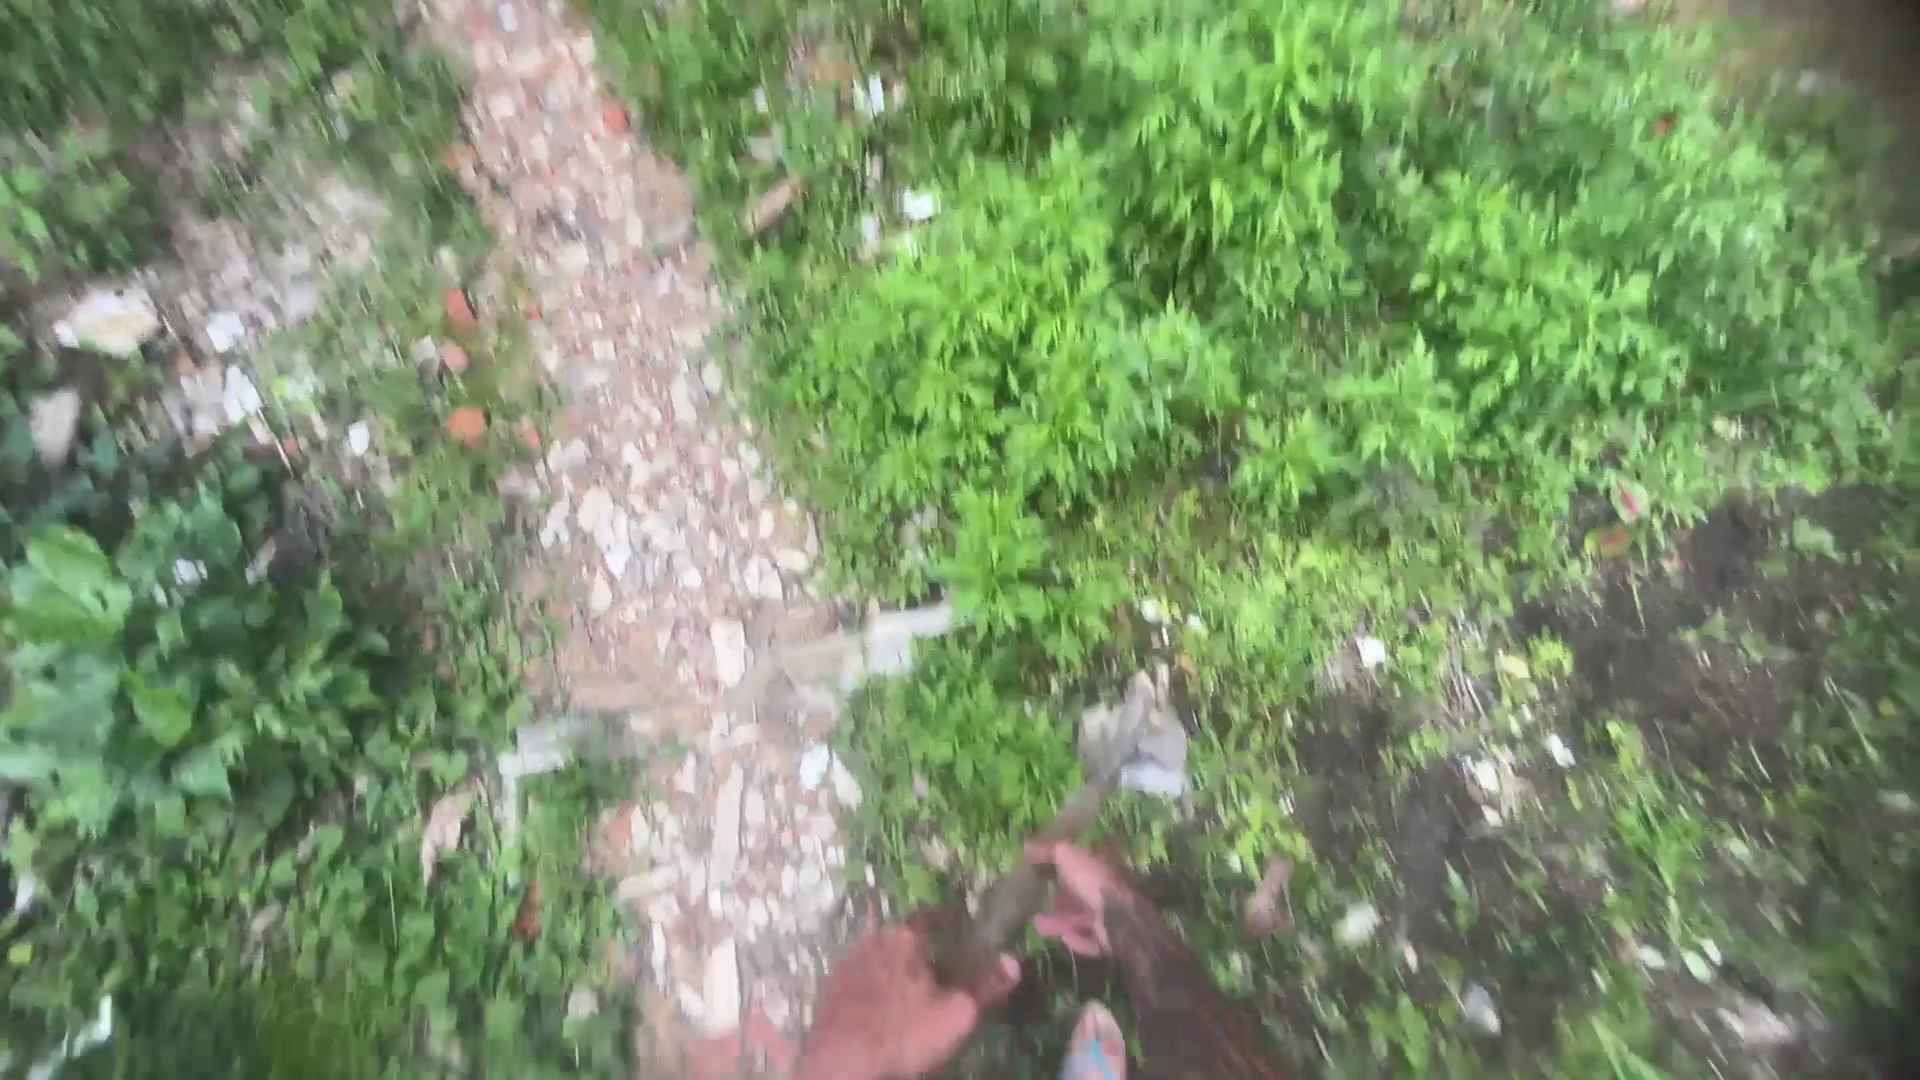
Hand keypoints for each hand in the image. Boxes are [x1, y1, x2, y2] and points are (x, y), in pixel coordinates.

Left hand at [797, 917, 1018, 1079]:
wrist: (842, 1065)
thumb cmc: (903, 1034)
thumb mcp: (955, 1015)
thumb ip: (986, 986)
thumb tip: (1013, 961)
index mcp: (905, 935)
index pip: (934, 916)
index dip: (951, 926)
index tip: (963, 941)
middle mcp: (874, 937)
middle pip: (906, 938)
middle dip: (922, 955)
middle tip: (938, 981)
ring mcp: (847, 961)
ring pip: (881, 958)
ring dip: (895, 971)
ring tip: (909, 1000)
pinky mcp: (830, 987)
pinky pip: (860, 979)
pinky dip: (873, 989)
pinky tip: (880, 1011)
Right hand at [1025, 841, 1139, 956]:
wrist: (1117, 915)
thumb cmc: (1092, 879)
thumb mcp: (1066, 855)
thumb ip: (1047, 850)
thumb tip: (1025, 844)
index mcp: (1098, 866)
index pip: (1079, 865)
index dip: (1060, 867)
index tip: (1040, 872)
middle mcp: (1103, 889)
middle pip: (1078, 894)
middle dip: (1058, 899)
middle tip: (1035, 902)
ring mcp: (1107, 914)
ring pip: (1080, 918)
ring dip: (1059, 921)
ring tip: (1037, 924)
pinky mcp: (1107, 938)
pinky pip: (1088, 939)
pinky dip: (1076, 938)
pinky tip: (1064, 937)